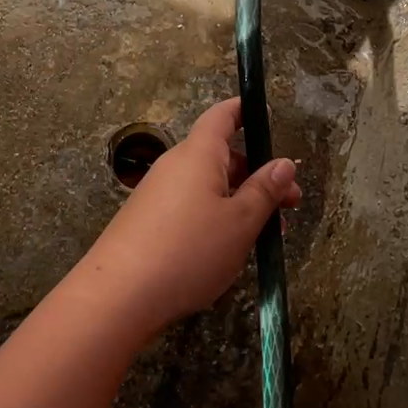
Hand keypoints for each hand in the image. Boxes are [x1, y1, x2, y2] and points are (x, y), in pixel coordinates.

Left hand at [73, 98, 299, 337]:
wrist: (117, 296)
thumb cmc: (188, 250)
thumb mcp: (240, 222)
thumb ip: (265, 191)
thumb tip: (284, 163)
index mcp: (199, 153)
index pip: (223, 115)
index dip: (245, 111)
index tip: (269, 117)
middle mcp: (176, 165)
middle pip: (222, 155)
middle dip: (258, 174)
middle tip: (290, 203)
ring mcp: (159, 193)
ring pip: (209, 185)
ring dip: (241, 201)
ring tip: (267, 235)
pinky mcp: (148, 221)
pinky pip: (191, 206)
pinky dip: (216, 217)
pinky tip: (230, 250)